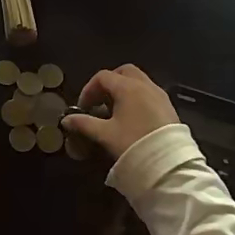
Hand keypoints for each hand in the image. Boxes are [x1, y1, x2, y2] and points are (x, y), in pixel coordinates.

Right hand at [62, 65, 180, 158]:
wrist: (168, 161)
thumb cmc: (133, 142)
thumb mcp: (105, 134)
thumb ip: (84, 124)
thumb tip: (66, 119)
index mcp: (128, 87)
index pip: (103, 77)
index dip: (89, 89)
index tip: (83, 107)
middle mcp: (145, 85)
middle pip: (123, 72)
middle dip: (108, 83)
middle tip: (99, 101)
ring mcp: (159, 94)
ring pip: (138, 81)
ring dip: (123, 90)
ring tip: (114, 111)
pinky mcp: (168, 106)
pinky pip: (148, 93)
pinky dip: (136, 97)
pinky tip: (131, 118)